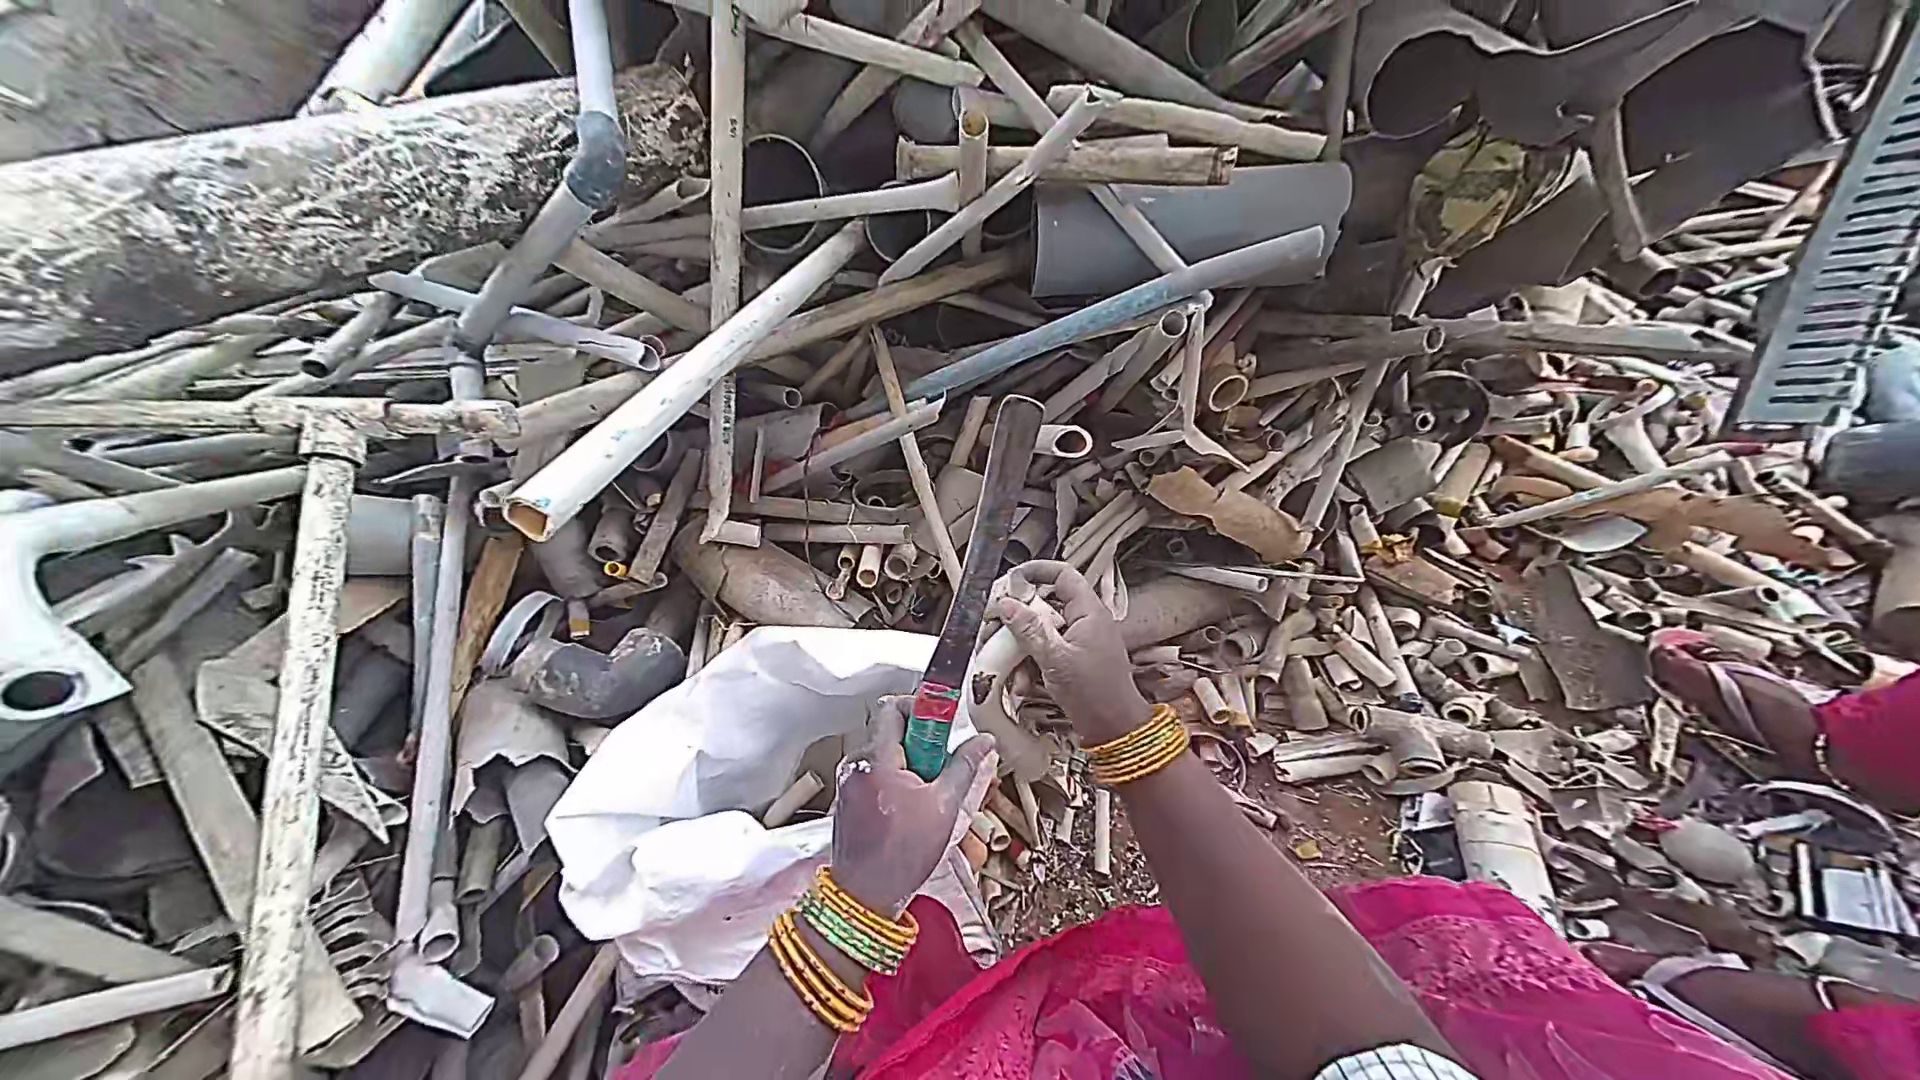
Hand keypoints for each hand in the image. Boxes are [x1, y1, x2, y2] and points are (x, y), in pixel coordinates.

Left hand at [830, 696, 994, 915]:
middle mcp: (857, 763)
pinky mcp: (848, 796)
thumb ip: (964, 767)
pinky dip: (897, 779)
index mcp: (877, 759)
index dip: (922, 708)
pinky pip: (876, 771)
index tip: (943, 724)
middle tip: (942, 767)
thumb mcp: (944, 807)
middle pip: (893, 730)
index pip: (894, 707)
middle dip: (923, 743)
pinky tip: (912, 806)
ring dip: (912, 763)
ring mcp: (850, 780)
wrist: (863, 898)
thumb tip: (984, 741)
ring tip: (929, 793)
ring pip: (886, 753)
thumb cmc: (901, 856)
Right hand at [994, 560, 1151, 743]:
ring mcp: (1080, 639)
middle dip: (1020, 614)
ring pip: (1043, 627)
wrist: (1115, 729)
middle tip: (998, 623)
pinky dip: (1032, 660)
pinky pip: (1047, 647)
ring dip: (1023, 642)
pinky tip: (1023, 680)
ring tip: (1009, 659)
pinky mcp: (1074, 657)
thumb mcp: (1056, 659)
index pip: (1063, 574)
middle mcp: (1085, 620)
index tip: (1011, 580)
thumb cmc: (1094, 694)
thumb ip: (1030, 629)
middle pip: (1047, 601)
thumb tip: (1006, 603)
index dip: (1036, 571)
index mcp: (1089, 612)